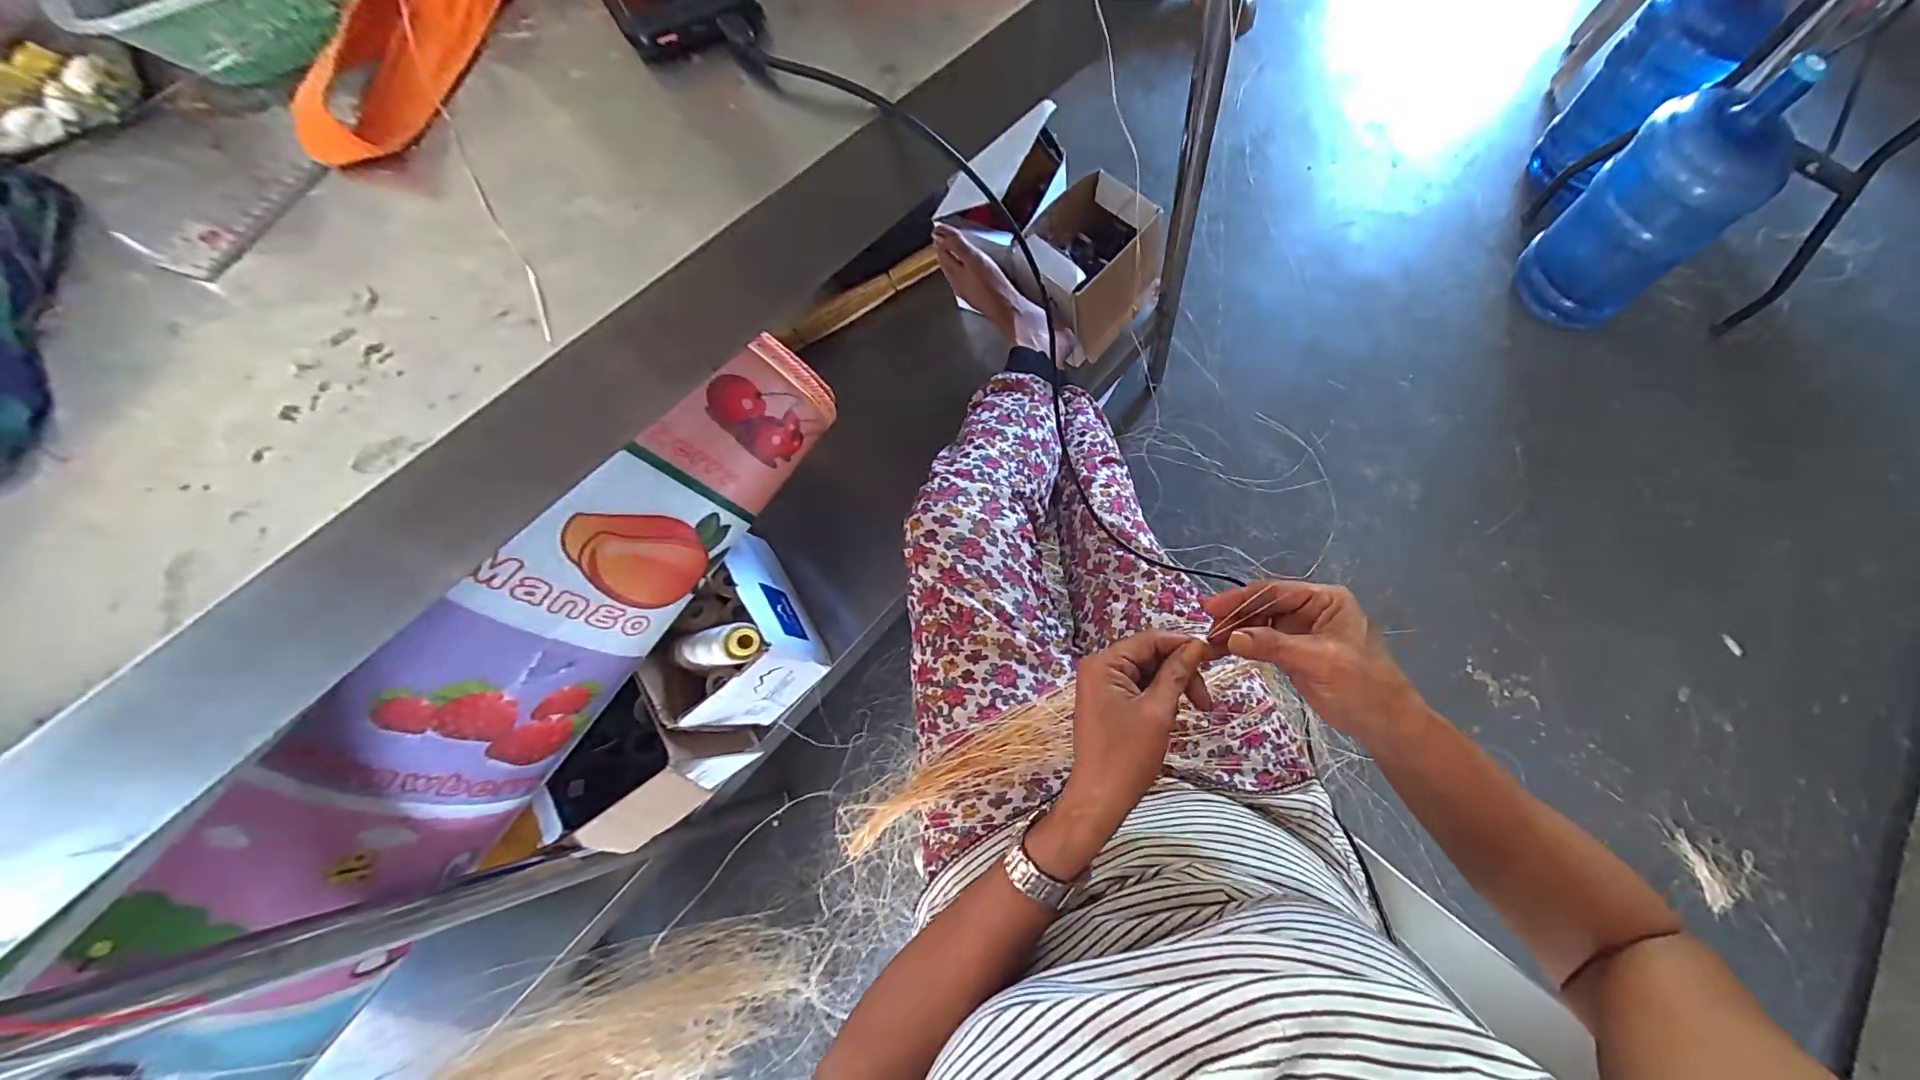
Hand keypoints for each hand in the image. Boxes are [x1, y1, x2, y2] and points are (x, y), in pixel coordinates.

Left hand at [1055, 631, 1210, 835]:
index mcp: (1103, 663)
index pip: (1150, 640)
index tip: (1214, 658)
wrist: (1100, 798)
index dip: (1183, 645)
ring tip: (1194, 710)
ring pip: (1146, 672)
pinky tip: (1173, 713)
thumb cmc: (1127, 755)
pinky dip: (1159, 696)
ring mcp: (1100, 686)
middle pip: (1149, 655)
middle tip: (1205, 701)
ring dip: (1172, 686)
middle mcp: (1098, 668)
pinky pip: (1138, 688)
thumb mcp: (1158, 710)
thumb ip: (1176, 673)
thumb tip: (1197, 646)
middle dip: (1180, 671)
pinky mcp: (1106, 702)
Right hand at [1203, 581, 1425, 742]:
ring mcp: (1301, 631)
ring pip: (1259, 624)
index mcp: (1325, 600)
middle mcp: (1311, 610)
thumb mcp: (1316, 660)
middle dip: (1235, 617)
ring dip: (1235, 632)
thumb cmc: (1361, 686)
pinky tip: (1223, 651)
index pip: (1275, 592)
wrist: (1385, 724)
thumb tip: (1231, 637)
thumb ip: (1273, 646)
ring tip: (1210, 644)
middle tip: (1208, 632)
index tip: (1211, 608)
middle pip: (1263, 606)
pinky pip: (1262, 643)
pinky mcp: (1294, 652)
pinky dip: (1243, 646)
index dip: (1241, 599)